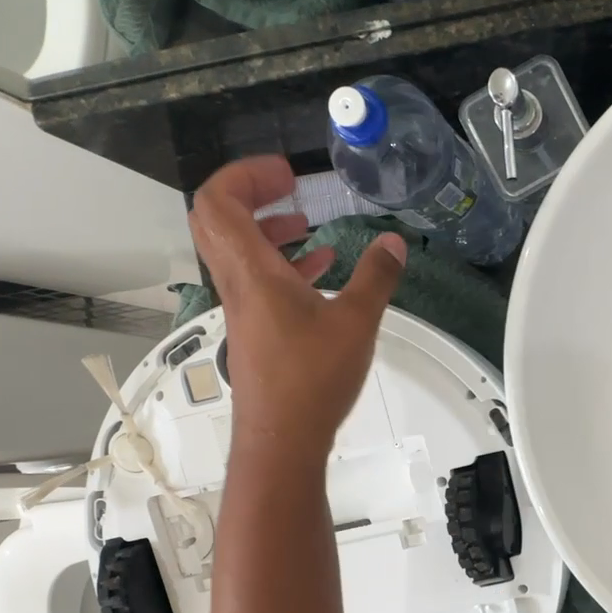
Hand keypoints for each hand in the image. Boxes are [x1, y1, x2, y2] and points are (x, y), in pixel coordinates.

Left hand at [188, 156, 406, 462]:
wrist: (282, 438)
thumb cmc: (312, 378)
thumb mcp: (356, 322)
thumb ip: (376, 278)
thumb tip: (393, 243)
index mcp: (252, 271)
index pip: (218, 201)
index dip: (245, 175)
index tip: (287, 174)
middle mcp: (238, 284)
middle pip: (220, 221)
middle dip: (252, 196)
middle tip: (290, 190)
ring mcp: (244, 310)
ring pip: (241, 253)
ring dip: (269, 231)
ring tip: (308, 225)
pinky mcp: (257, 332)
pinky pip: (260, 281)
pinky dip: (284, 265)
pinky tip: (321, 273)